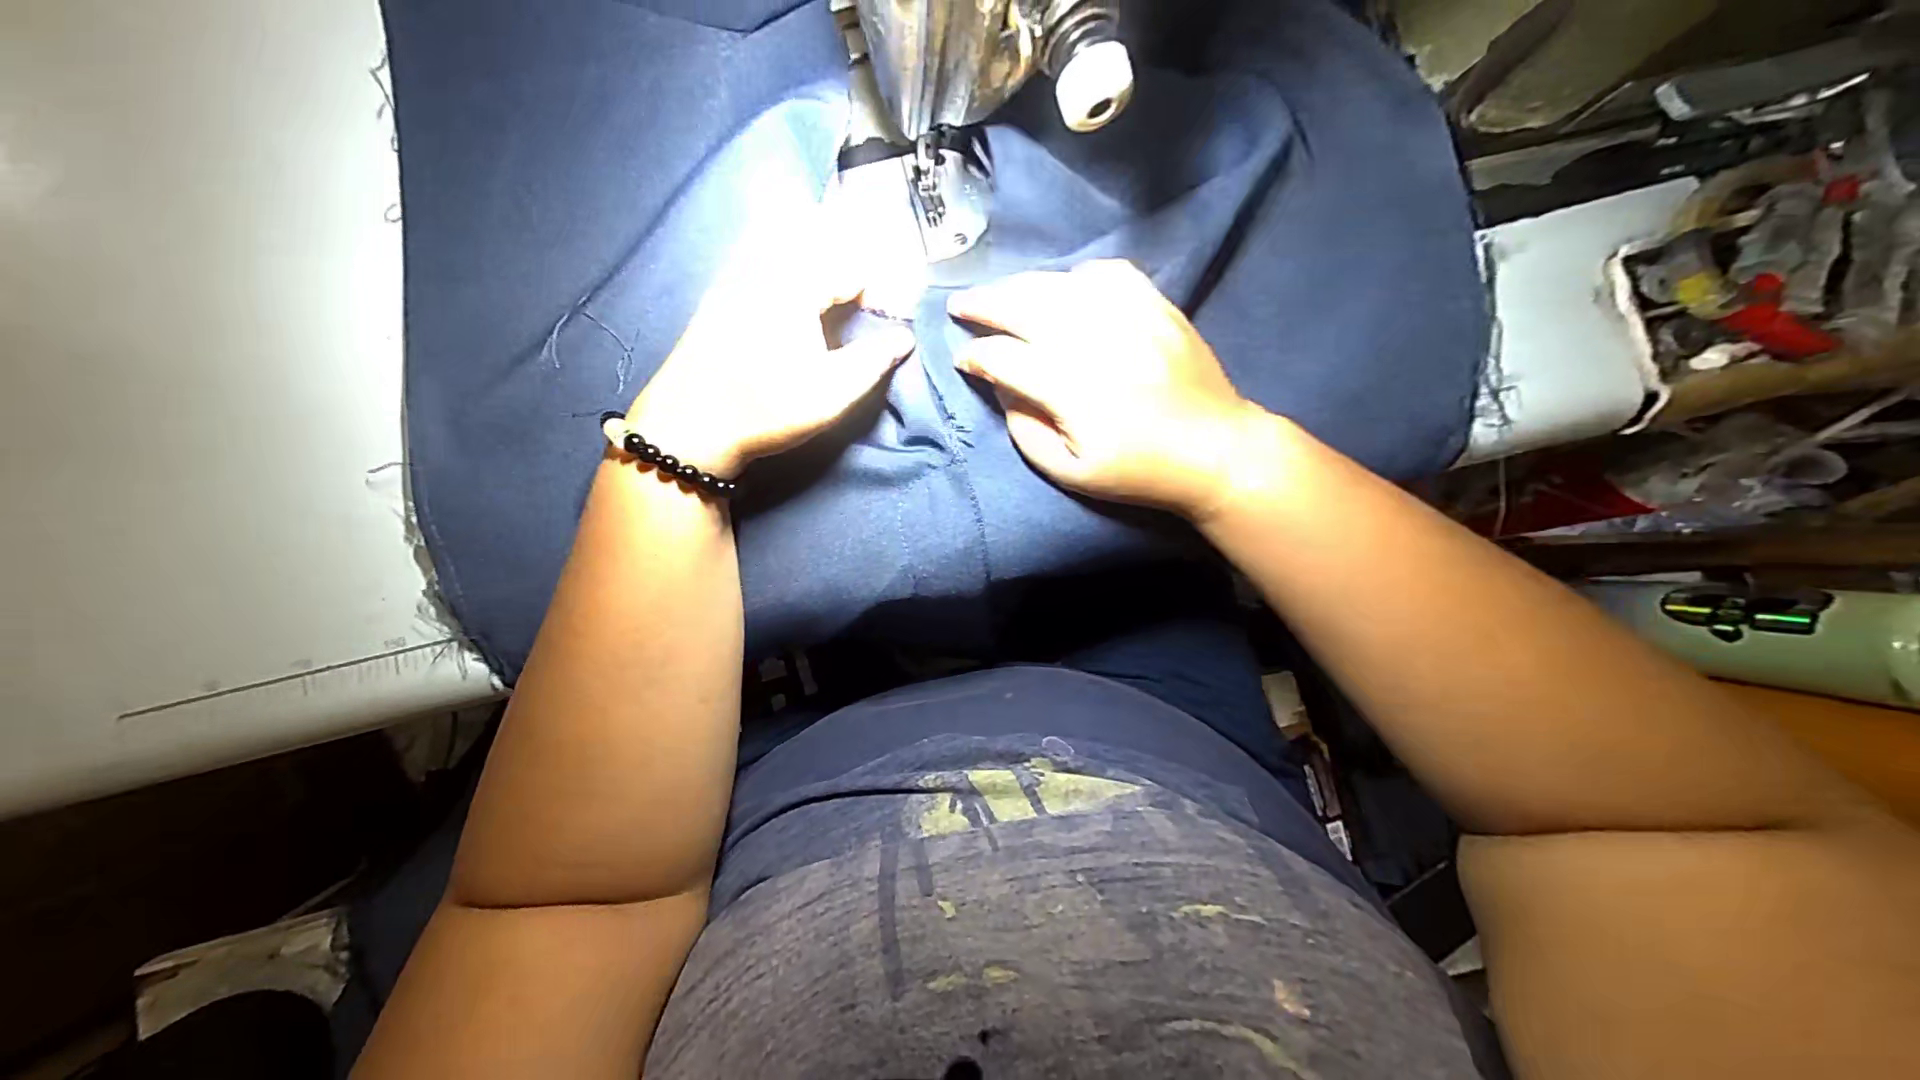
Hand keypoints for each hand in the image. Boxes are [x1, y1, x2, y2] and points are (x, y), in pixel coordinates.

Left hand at [607, 210, 918, 478]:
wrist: (689, 425)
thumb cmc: (766, 409)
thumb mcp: (832, 394)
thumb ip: (874, 361)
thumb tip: (905, 337)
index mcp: (798, 285)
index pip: (855, 266)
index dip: (882, 291)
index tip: (892, 318)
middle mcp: (766, 266)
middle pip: (821, 238)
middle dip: (854, 258)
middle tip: (870, 293)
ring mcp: (738, 273)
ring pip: (786, 235)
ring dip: (819, 241)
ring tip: (838, 268)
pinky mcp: (720, 290)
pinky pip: (758, 247)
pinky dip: (782, 243)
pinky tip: (788, 254)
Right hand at [948, 259, 1278, 520]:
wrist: (1215, 450)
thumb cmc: (1138, 471)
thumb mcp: (1071, 472)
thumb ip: (1027, 431)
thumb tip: (1004, 389)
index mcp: (1071, 389)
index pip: (1006, 358)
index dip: (976, 356)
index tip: (963, 359)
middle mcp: (1095, 342)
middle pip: (1025, 307)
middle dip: (985, 304)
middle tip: (960, 304)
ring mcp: (1129, 317)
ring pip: (1061, 285)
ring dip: (1021, 286)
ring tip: (1000, 293)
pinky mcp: (1156, 306)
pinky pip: (1108, 273)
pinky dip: (1077, 275)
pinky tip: (1064, 287)